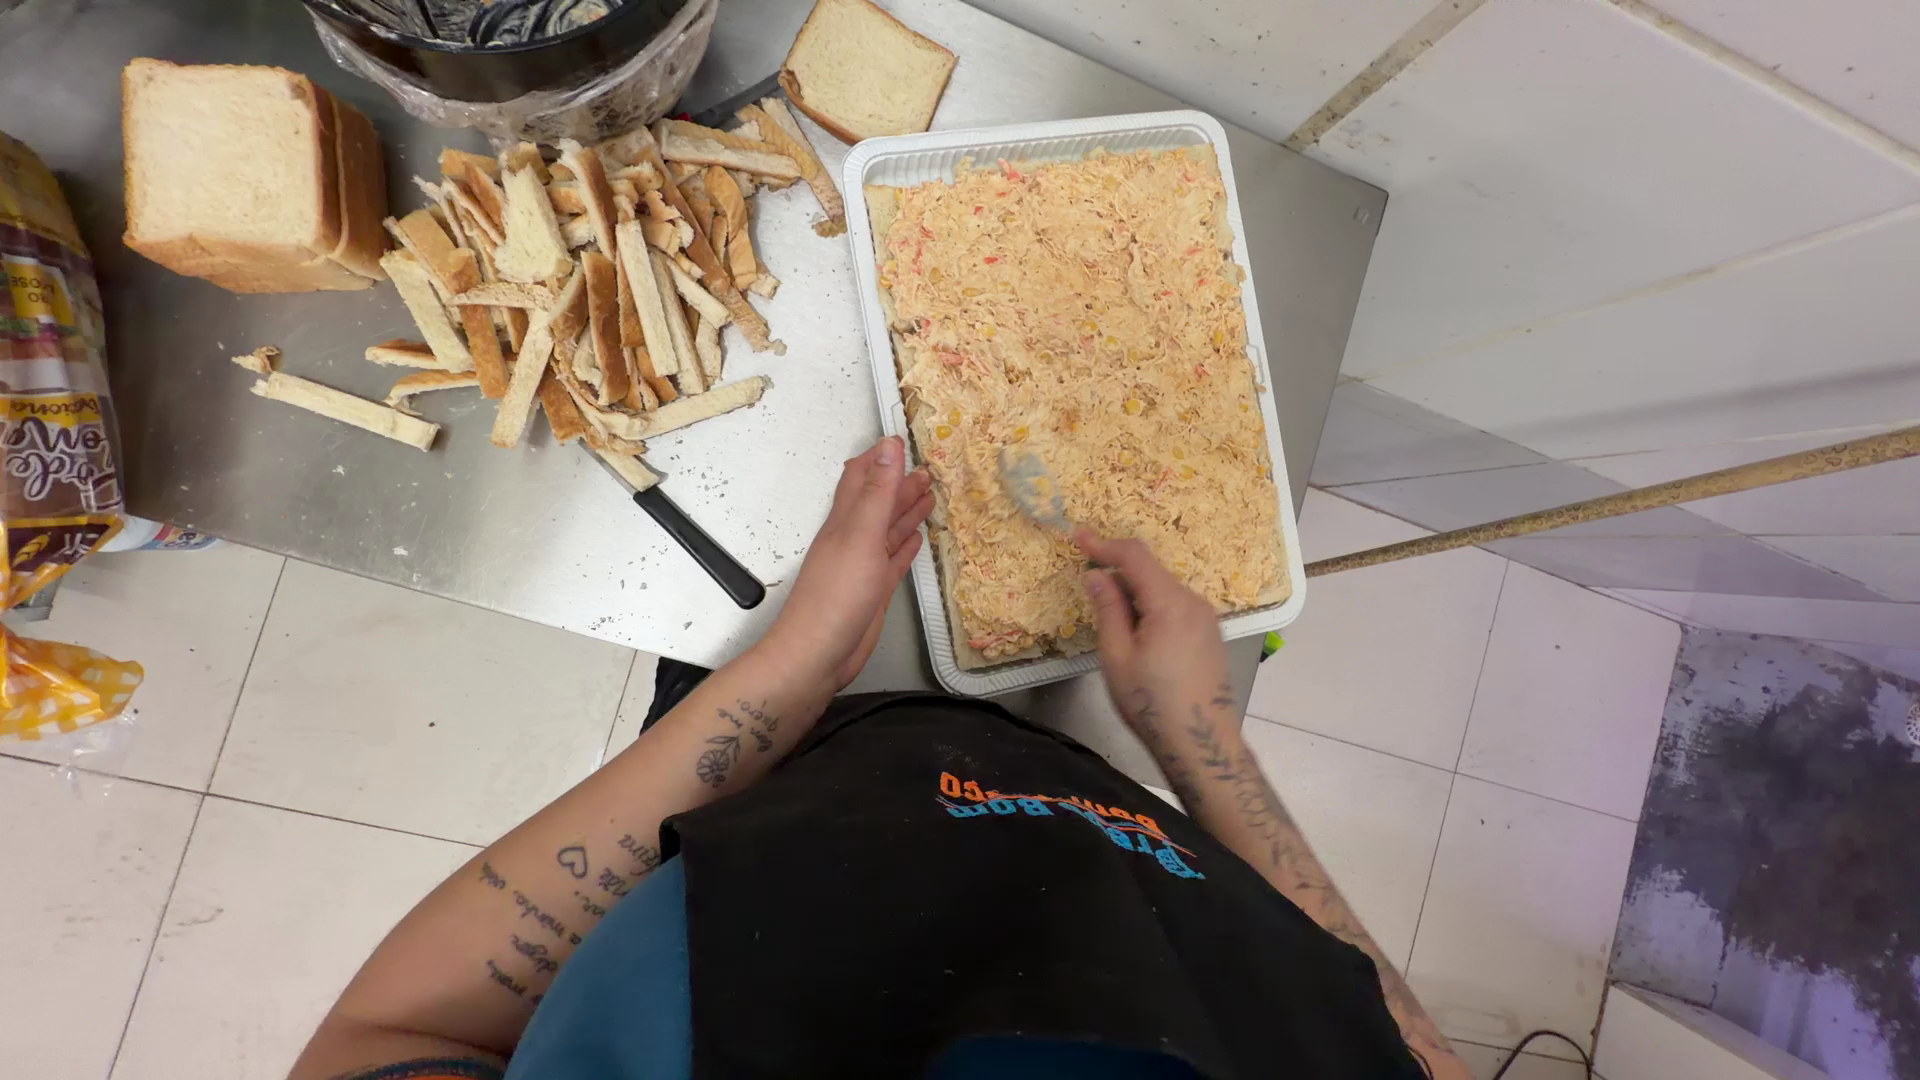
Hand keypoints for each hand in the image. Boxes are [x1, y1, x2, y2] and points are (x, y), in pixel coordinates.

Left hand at [761, 436, 932, 692]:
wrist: (819, 653)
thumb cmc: (837, 594)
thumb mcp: (861, 535)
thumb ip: (878, 492)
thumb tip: (889, 444)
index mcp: (846, 520)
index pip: (861, 477)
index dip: (880, 458)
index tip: (903, 441)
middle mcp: (853, 538)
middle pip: (878, 502)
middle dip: (900, 483)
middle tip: (928, 470)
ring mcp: (863, 565)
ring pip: (887, 529)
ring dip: (906, 510)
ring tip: (930, 495)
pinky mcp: (873, 590)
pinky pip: (892, 560)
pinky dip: (905, 546)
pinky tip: (917, 538)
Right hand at [1077, 529, 1234, 743]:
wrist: (1201, 744)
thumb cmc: (1152, 703)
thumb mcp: (1117, 656)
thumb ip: (1108, 609)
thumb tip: (1097, 574)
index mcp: (1170, 603)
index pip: (1135, 556)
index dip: (1104, 543)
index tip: (1077, 537)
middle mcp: (1194, 601)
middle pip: (1150, 570)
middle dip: (1117, 569)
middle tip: (1087, 580)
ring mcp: (1206, 618)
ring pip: (1162, 588)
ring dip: (1133, 590)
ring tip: (1108, 614)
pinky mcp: (1209, 633)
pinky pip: (1175, 605)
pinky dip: (1150, 605)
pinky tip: (1135, 630)